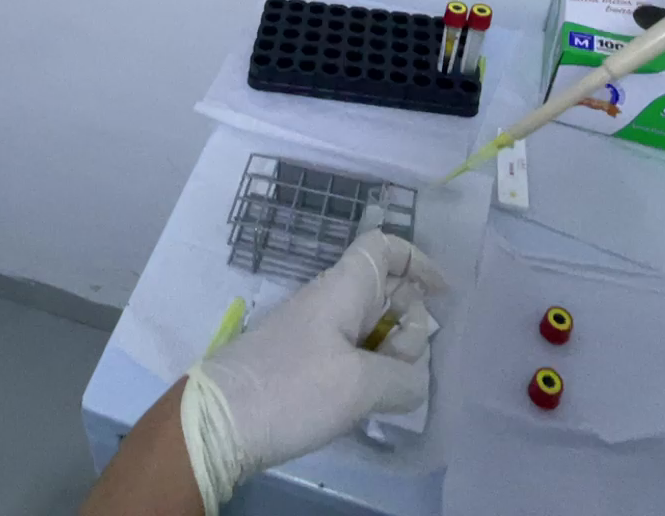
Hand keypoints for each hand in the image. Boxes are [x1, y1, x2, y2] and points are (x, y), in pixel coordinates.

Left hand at [179, 230, 446, 509]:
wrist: (221, 418)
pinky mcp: (306, 358)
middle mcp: (333, 298)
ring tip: (378, 392)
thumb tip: (413, 379)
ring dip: (390, 356)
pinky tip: (363, 403)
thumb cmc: (293, 387)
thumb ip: (403, 378)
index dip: (419, 260)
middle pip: (388, 291)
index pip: (386, 246)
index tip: (444, 294)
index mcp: (345, 285)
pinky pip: (353, 352)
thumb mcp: (361, 385)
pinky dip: (370, 372)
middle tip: (403, 365)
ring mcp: (318, 328)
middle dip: (409, 325)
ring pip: (373, 327)